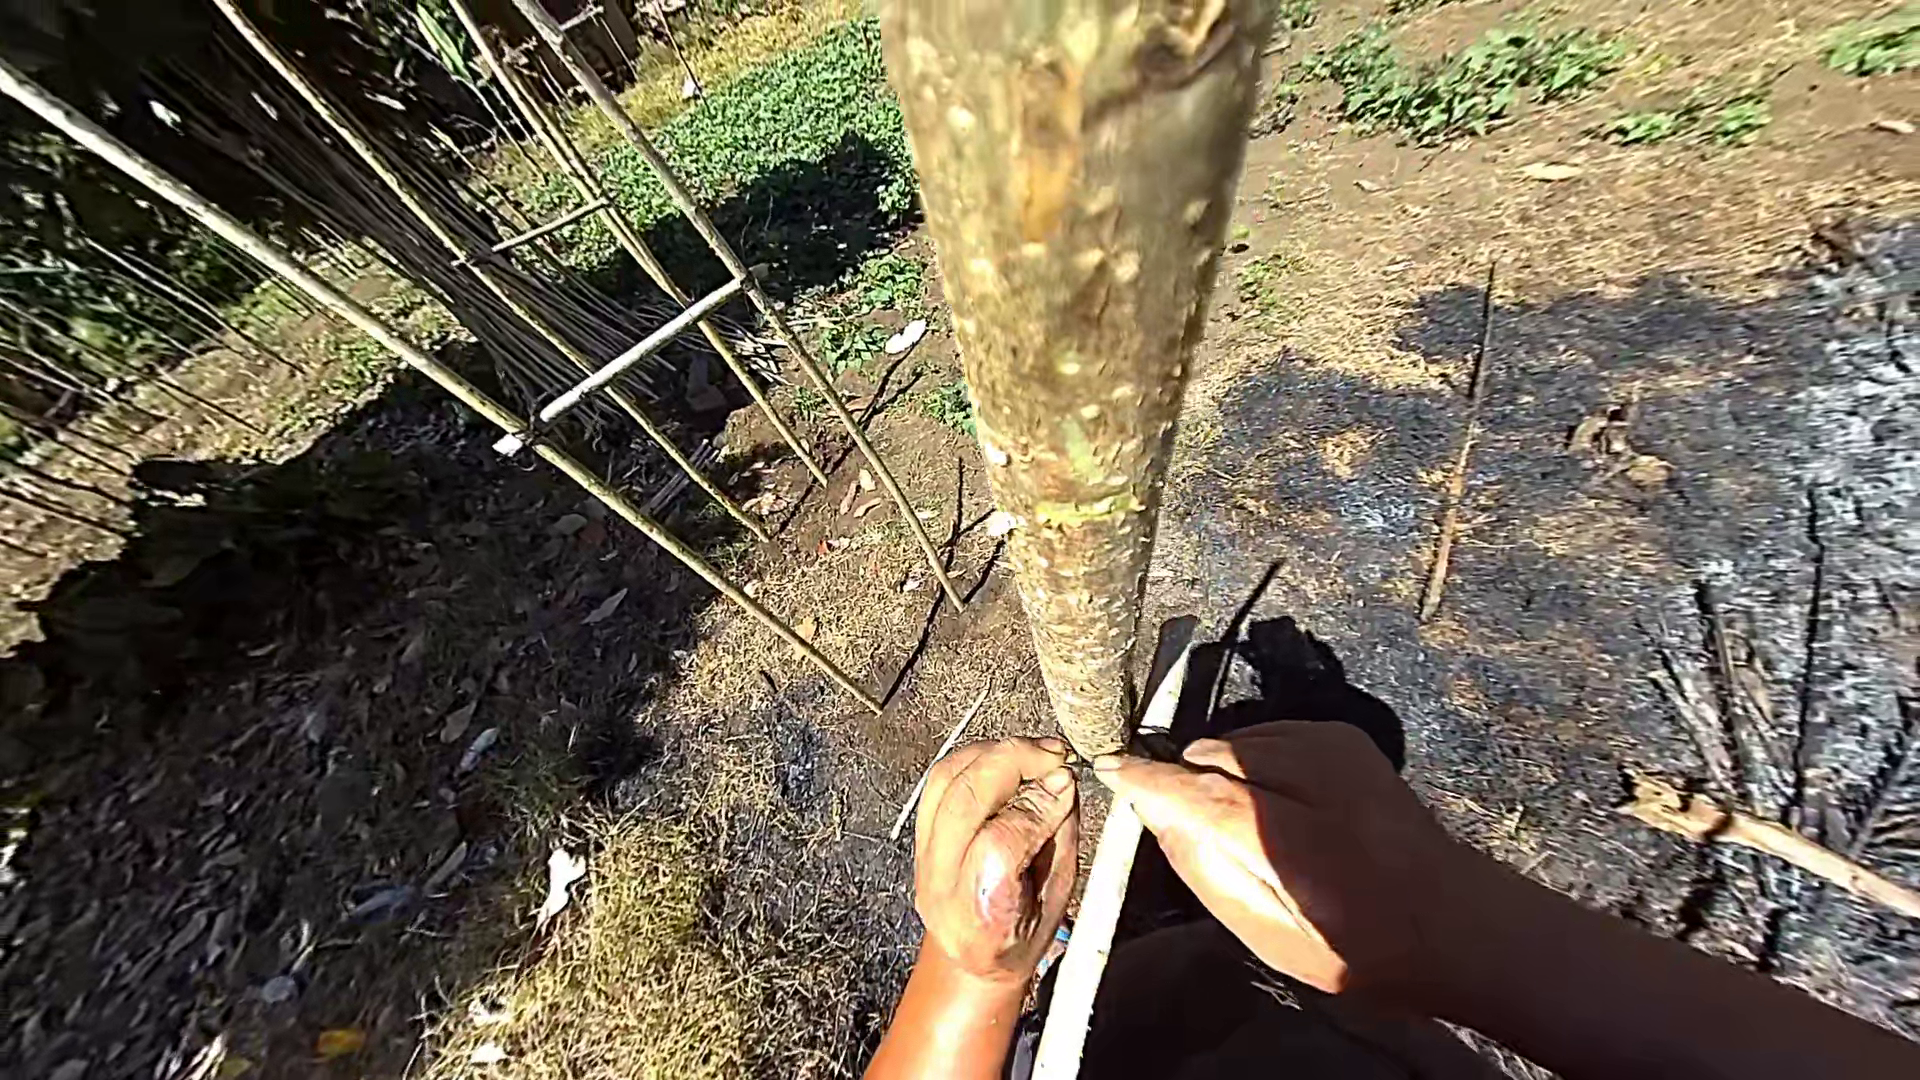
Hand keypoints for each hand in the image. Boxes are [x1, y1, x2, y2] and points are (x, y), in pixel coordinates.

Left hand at [913, 737, 1078, 987]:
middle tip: (1052, 755)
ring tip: (1033, 751)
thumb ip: (1059, 836)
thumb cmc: (1018, 937)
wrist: (970, 957)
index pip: (999, 841)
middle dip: (1013, 761)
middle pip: (965, 797)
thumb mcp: (1057, 897)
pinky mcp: (919, 829)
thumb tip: (1061, 781)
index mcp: (979, 912)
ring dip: (994, 752)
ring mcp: (923, 852)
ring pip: (947, 777)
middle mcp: (940, 879)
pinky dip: (975, 756)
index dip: (1037, 803)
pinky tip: (1004, 756)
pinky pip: (941, 775)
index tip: (1066, 780)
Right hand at [1095, 721, 1477, 1004]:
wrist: (1456, 917)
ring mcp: (1333, 748)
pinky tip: (1285, 796)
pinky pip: (1257, 733)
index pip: (1207, 799)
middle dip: (1192, 782)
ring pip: (1230, 740)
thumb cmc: (1355, 947)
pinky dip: (1251, 759)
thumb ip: (1202, 868)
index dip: (1151, 782)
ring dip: (1222, 772)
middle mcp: (1321, 784)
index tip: (1109, 767)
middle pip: (1212, 757)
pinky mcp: (1336, 732)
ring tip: (1259, 816)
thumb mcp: (1269, 937)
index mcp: (1307, 853)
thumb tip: (1152, 809)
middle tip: (1214, 826)